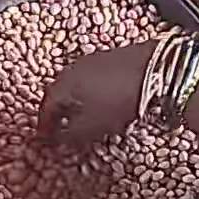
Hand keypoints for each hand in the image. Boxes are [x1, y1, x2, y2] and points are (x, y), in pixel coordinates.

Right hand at [38, 40, 154, 145]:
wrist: (154, 71)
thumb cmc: (118, 102)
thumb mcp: (90, 127)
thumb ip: (67, 134)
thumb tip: (52, 139)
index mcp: (61, 87)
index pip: (44, 109)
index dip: (44, 127)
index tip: (44, 138)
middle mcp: (70, 71)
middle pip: (57, 95)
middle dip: (56, 112)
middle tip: (57, 128)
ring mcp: (90, 62)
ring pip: (73, 86)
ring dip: (72, 102)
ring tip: (78, 117)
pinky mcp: (108, 58)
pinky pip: (89, 79)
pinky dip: (87, 93)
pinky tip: (98, 102)